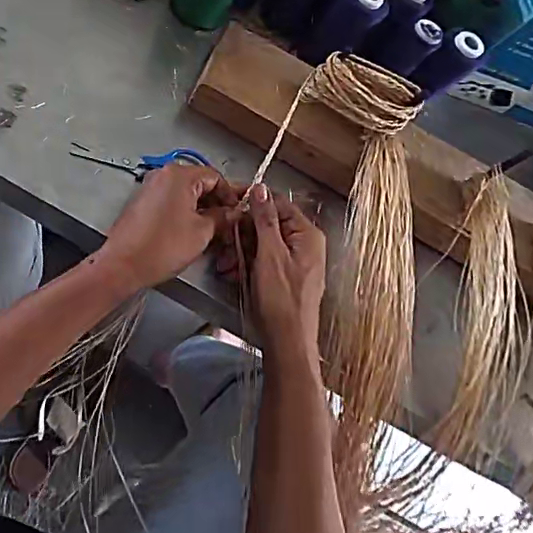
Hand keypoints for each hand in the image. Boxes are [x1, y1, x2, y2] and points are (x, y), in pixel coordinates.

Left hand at [91, 162, 228, 292]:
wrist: (123, 265)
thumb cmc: (160, 247)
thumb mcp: (202, 232)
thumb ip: (222, 217)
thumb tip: (231, 213)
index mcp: (179, 175)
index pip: (215, 177)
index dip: (230, 195)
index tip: (237, 210)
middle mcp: (163, 176)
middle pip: (199, 183)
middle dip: (216, 202)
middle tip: (228, 221)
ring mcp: (151, 188)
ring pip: (185, 193)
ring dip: (201, 208)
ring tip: (212, 230)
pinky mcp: (143, 203)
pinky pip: (171, 201)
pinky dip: (184, 212)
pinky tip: (192, 230)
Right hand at [216, 183, 325, 357]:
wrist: (287, 344)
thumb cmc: (281, 300)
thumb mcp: (269, 254)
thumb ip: (265, 219)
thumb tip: (260, 188)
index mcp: (307, 234)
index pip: (278, 203)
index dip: (253, 204)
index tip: (230, 208)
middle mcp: (305, 244)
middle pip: (269, 224)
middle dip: (244, 233)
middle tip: (225, 244)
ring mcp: (296, 261)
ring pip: (264, 243)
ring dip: (242, 250)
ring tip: (226, 264)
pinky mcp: (286, 277)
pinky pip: (265, 260)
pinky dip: (249, 264)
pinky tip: (234, 274)